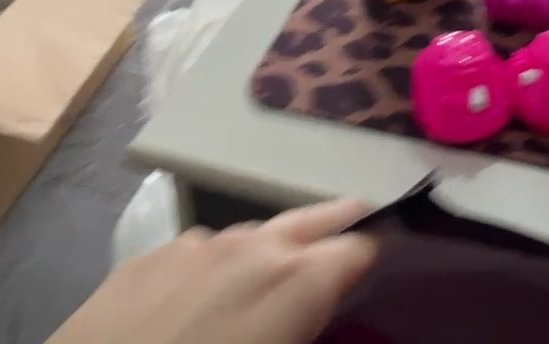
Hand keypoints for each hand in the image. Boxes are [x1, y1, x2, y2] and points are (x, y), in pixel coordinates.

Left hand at [55, 199, 378, 343]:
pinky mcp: (153, 254)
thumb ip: (309, 328)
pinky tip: (204, 300)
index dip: (380, 250)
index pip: (359, 247)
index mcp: (295, 282)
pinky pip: (205, 250)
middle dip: (344, 220)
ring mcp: (199, 244)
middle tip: (364, 222)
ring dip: (278, 248)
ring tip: (279, 275)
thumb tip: (320, 316)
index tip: (395, 254)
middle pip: (317, 219)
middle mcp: (254, 247)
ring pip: (258, 234)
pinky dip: (221, 264)